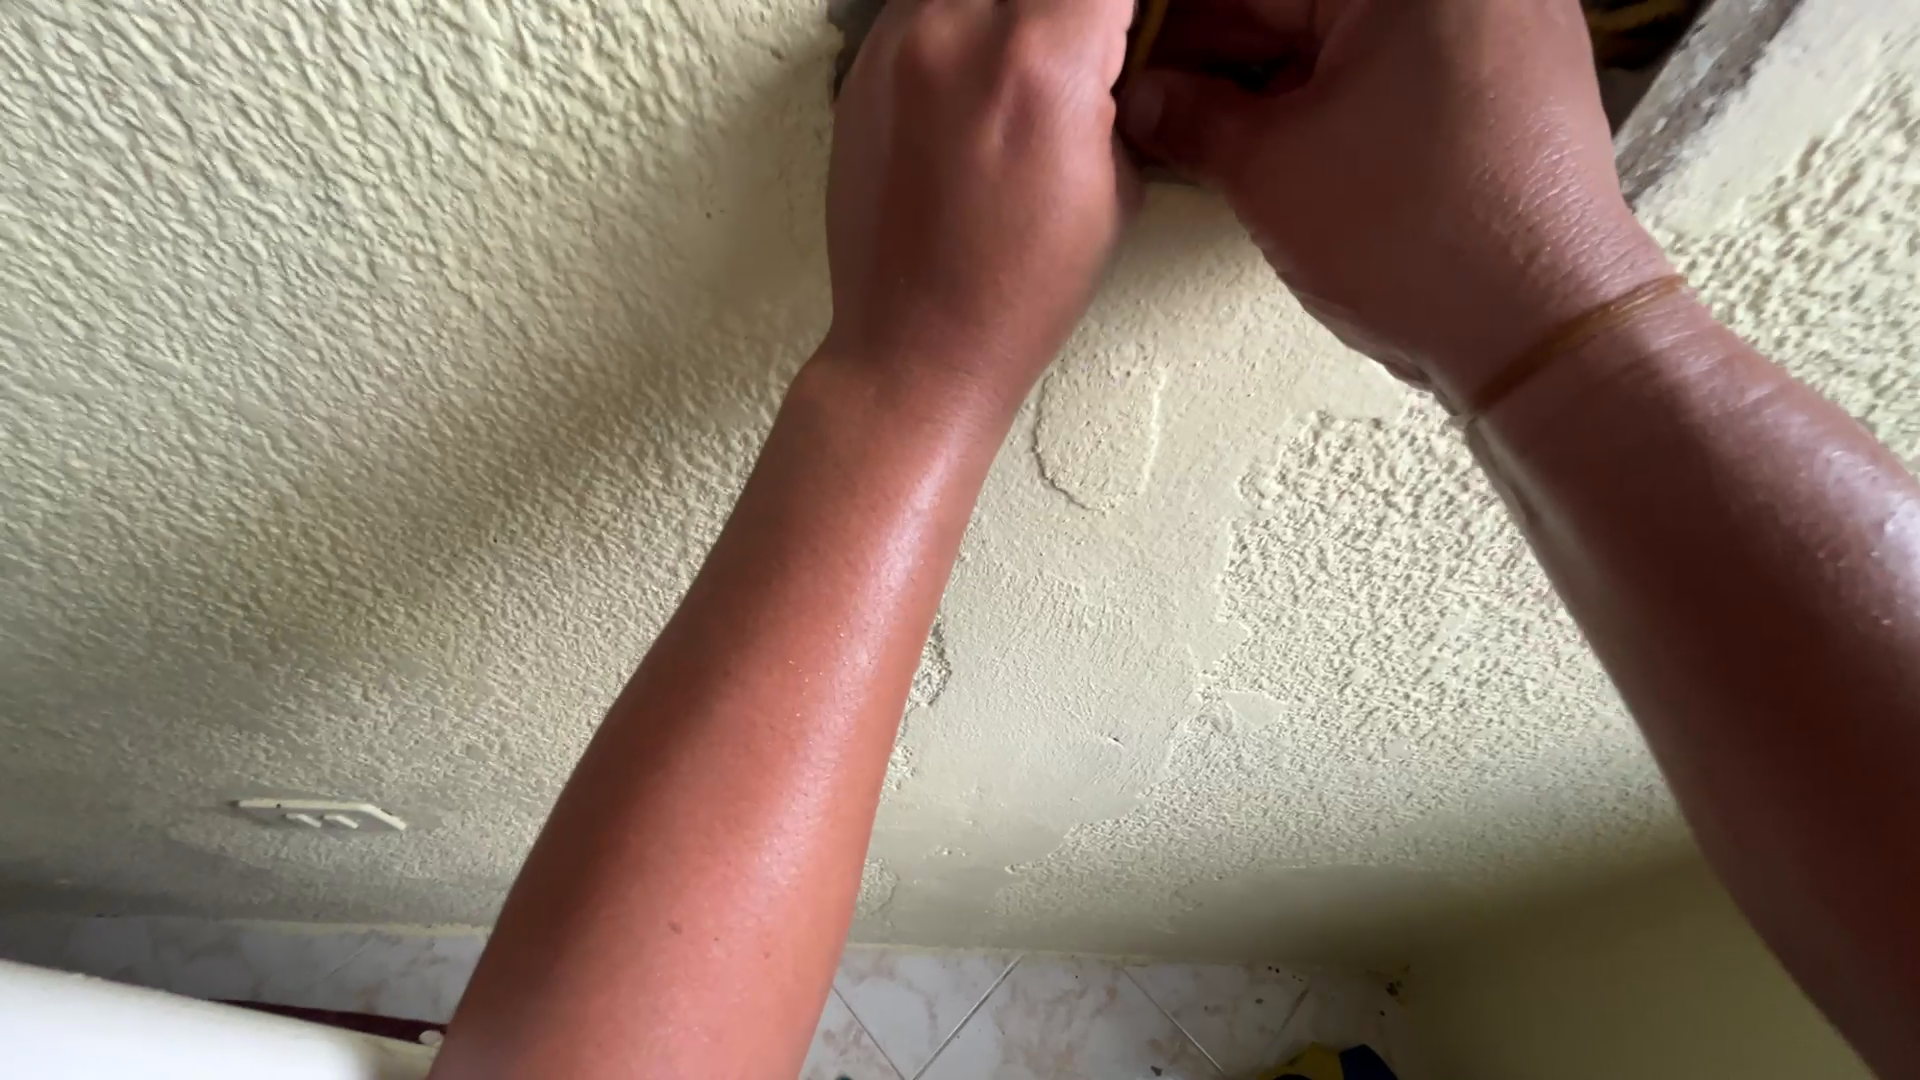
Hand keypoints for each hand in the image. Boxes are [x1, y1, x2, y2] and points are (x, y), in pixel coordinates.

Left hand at [824, 0, 1137, 415]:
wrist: (916, 348)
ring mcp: (897, 49)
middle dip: (1067, 13)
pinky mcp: (860, 75)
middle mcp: (957, 34)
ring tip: (1020, 80)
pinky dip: (960, 30)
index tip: (1126, 29)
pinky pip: (924, 8)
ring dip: (1009, 15)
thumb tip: (1109, 60)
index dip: (1121, 8)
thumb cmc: (1014, 298)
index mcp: (1041, 65)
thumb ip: (1117, 101)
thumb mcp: (1113, 200)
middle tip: (1078, 56)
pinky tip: (973, 91)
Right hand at [1122, 0, 1673, 408]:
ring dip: (1265, 84)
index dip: (1180, 29)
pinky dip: (1322, 100)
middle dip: (1220, 57)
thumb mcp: (1268, 171)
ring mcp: (1490, 24)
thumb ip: (1192, 120)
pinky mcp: (1497, 81)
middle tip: (1156, 107)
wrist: (1528, 318)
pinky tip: (1271, 141)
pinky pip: (1385, 70)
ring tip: (1204, 133)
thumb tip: (1142, 98)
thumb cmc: (1404, 232)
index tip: (1136, 66)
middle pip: (1303, 6)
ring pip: (1342, 41)